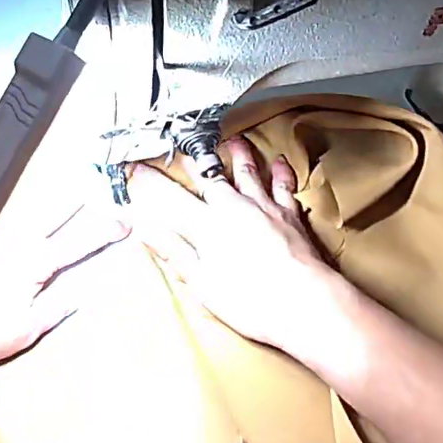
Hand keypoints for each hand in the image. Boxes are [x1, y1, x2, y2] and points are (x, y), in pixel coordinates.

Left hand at [0, 207, 127, 380]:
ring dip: (54, 193)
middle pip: (57, 205)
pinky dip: (21, 201)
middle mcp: (13, 234)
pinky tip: (26, 200)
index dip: (108, 229)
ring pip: (29, 200)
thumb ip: (63, 301)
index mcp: (34, 260)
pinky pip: (2, 207)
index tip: (127, 223)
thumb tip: (95, 284)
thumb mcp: (26, 329)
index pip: (82, 237)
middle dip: (83, 196)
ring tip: (73, 184)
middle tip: (101, 192)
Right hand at [126, 138, 349, 355]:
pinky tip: (279, 162)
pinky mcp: (289, 214)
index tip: (136, 168)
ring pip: (247, 172)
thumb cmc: (252, 302)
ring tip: (233, 140)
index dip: (150, 181)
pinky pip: (283, 186)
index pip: (170, 197)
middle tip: (182, 146)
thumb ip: (175, 252)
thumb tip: (146, 230)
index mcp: (207, 225)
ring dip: (238, 154)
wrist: (306, 303)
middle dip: (192, 160)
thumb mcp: (202, 284)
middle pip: (208, 175)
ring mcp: (263, 207)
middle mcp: (233, 207)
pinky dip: (280, 173)